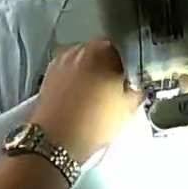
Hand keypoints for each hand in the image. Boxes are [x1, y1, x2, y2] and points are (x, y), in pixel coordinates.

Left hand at [32, 39, 141, 163]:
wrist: (55, 141)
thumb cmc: (94, 123)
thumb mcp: (127, 108)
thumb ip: (137, 89)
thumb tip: (138, 83)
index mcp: (104, 51)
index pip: (126, 47)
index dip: (133, 62)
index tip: (135, 76)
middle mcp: (81, 49)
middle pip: (103, 50)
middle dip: (111, 64)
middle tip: (117, 85)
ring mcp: (63, 59)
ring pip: (85, 59)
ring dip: (92, 69)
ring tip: (97, 92)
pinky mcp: (49, 72)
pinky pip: (70, 68)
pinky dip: (76, 76)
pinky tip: (80, 95)